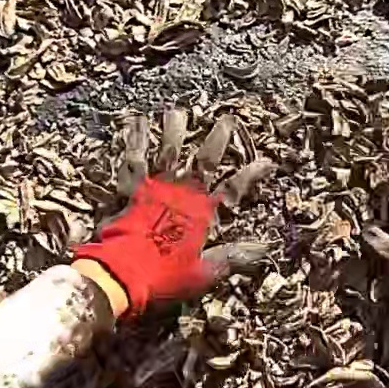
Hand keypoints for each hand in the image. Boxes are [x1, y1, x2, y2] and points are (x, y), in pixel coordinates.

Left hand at [73, 110, 276, 316]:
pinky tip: (137, 120)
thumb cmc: (163, 276)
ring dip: (175, 130)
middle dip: (218, 139)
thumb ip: (232, 256)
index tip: (268, 161)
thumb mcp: (203, 272)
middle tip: (228, 120)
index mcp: (202, 213)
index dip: (252, 174)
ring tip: (178, 112)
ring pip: (169, 151)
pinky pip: (134, 158)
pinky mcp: (131, 188)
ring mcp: (156, 187)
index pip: (234, 188)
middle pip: (204, 160)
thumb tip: (265, 249)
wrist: (121, 274)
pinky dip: (136, 139)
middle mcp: (181, 193)